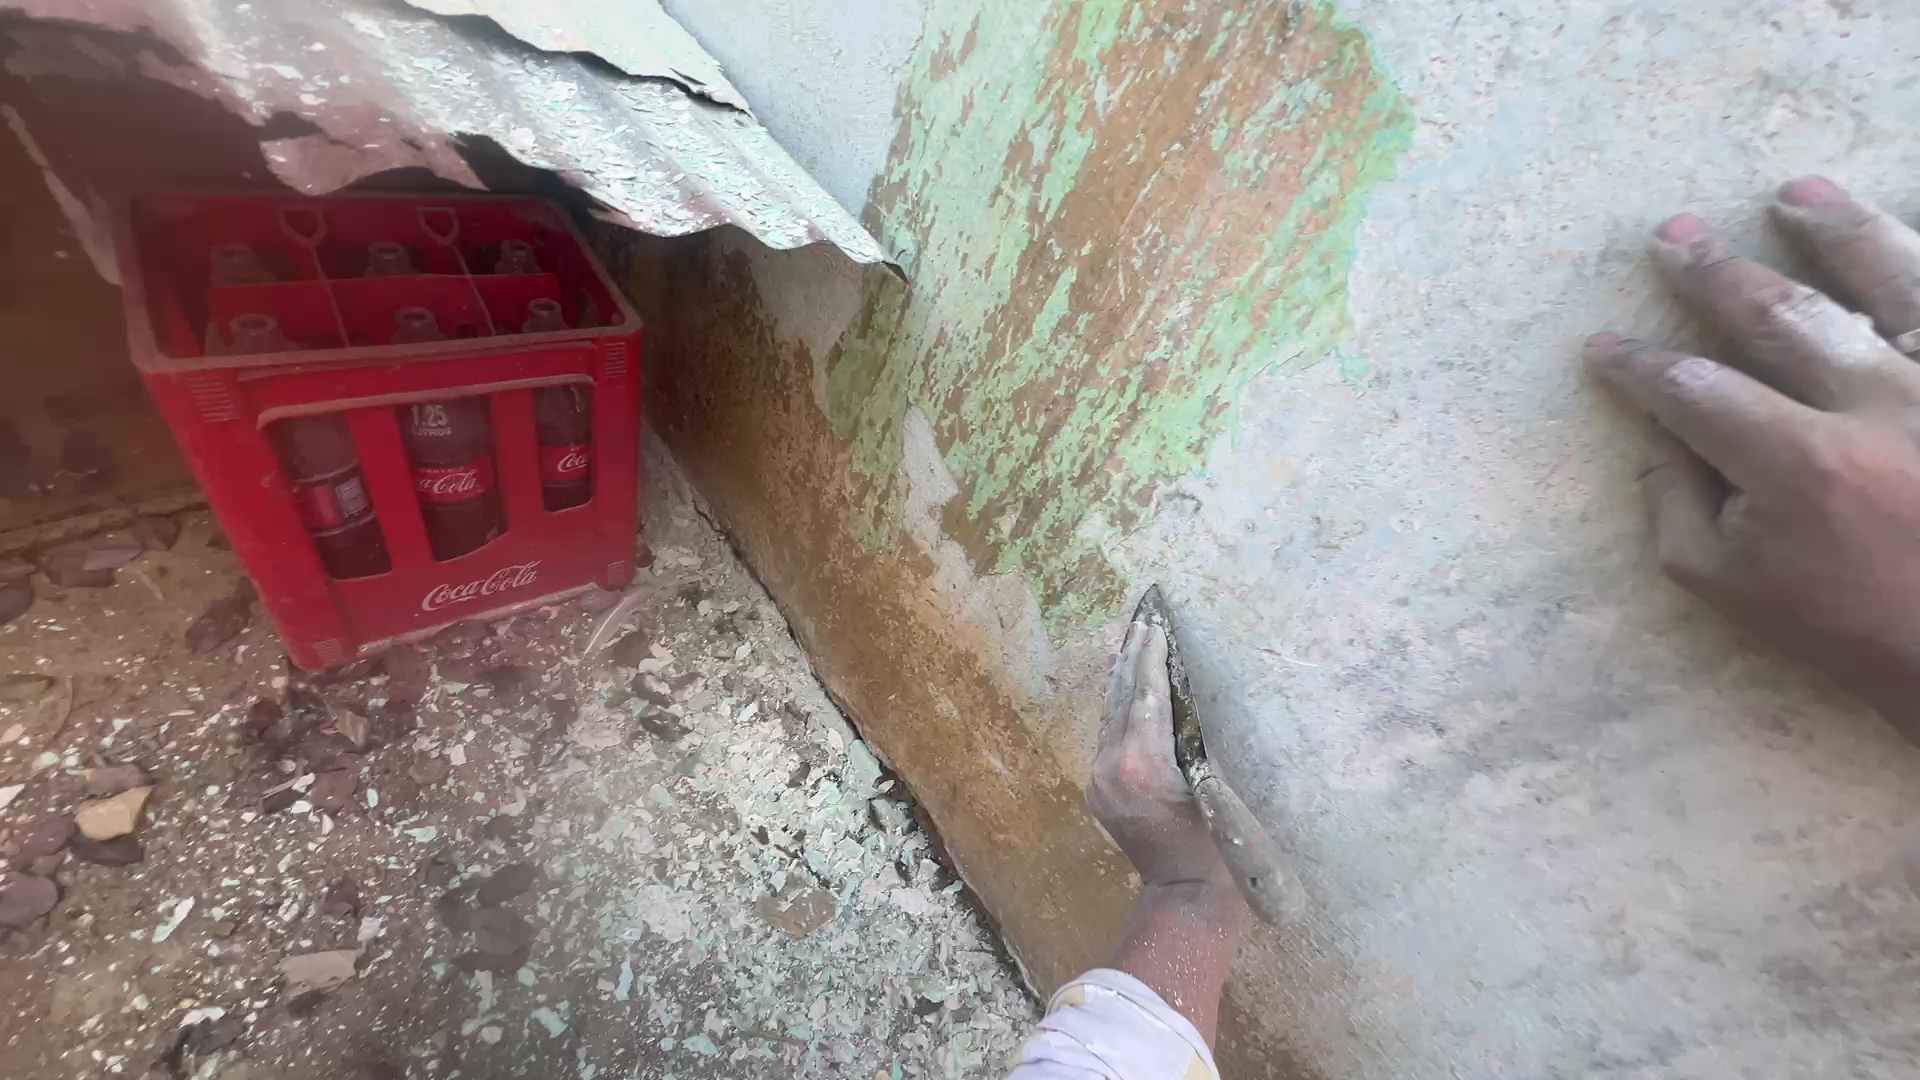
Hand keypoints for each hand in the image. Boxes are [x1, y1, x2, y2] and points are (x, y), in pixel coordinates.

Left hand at [1087, 621, 1229, 887]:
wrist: (1184, 893)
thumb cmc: (1214, 843)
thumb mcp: (1212, 781)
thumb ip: (1189, 736)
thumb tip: (1177, 694)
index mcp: (1140, 760)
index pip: (1144, 693)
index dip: (1150, 656)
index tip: (1154, 623)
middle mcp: (1109, 764)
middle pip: (1120, 698)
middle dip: (1131, 656)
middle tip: (1140, 619)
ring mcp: (1097, 777)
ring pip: (1108, 715)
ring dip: (1121, 679)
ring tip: (1130, 642)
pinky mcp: (1096, 788)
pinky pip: (1106, 738)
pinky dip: (1117, 710)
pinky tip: (1123, 689)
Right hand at [1586, 176, 1919, 735]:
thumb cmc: (1849, 621)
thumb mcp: (1721, 580)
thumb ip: (1676, 505)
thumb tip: (1664, 441)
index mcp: (1798, 460)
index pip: (1688, 387)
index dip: (1633, 362)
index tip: (1599, 344)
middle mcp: (1889, 404)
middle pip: (1781, 314)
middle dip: (1712, 272)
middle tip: (1671, 234)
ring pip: (1900, 281)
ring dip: (1837, 230)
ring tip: (1795, 192)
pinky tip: (1911, 235)